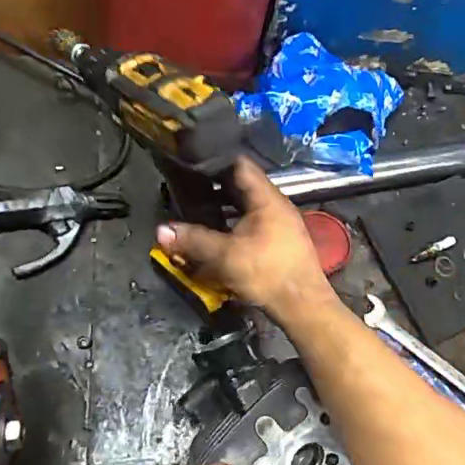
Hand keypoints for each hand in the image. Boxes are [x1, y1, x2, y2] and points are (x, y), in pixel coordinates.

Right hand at [157, 158, 334, 320]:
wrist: (303, 305)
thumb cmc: (267, 273)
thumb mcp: (225, 256)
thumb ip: (193, 240)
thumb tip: (161, 231)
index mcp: (267, 198)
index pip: (240, 164)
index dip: (215, 160)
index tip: (191, 160)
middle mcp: (277, 205)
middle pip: (243, 185)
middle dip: (216, 186)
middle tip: (188, 185)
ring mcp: (282, 223)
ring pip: (248, 206)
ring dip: (225, 207)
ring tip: (198, 208)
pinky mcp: (282, 240)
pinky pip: (254, 222)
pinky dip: (236, 222)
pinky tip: (220, 233)